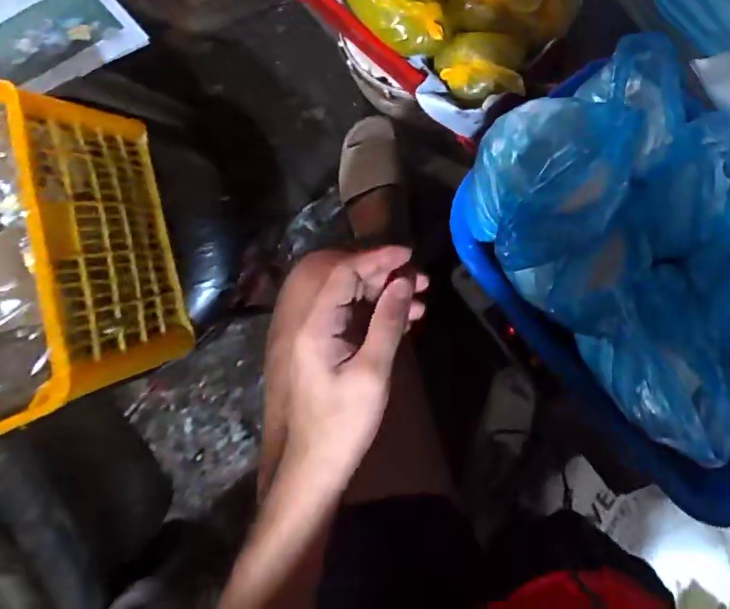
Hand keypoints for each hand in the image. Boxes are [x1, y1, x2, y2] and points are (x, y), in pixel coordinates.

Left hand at [266, 246, 427, 496]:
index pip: (344, 273)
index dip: (378, 258)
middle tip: (421, 281)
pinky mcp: (322, 349)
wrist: (312, 473)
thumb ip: (388, 322)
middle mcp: (308, 324)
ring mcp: (313, 337)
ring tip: (421, 300)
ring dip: (385, 291)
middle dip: (385, 273)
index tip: (411, 255)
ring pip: (351, 295)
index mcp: (314, 327)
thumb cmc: (342, 425)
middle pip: (346, 279)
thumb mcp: (372, 372)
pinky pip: (351, 314)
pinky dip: (378, 310)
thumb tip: (403, 282)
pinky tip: (406, 319)